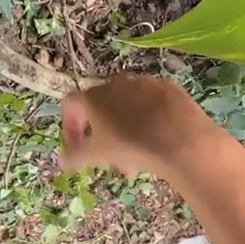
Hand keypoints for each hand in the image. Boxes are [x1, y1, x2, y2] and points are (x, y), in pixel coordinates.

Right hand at [60, 74, 217, 176]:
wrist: (182, 142)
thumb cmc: (131, 146)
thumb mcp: (98, 155)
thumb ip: (75, 156)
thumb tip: (61, 161)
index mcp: (92, 97)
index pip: (70, 106)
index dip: (70, 127)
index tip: (78, 147)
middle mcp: (114, 83)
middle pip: (100, 105)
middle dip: (101, 130)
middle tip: (108, 154)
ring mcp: (143, 82)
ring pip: (126, 103)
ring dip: (124, 124)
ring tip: (134, 149)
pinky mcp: (167, 86)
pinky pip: (151, 100)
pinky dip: (147, 115)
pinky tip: (156, 134)